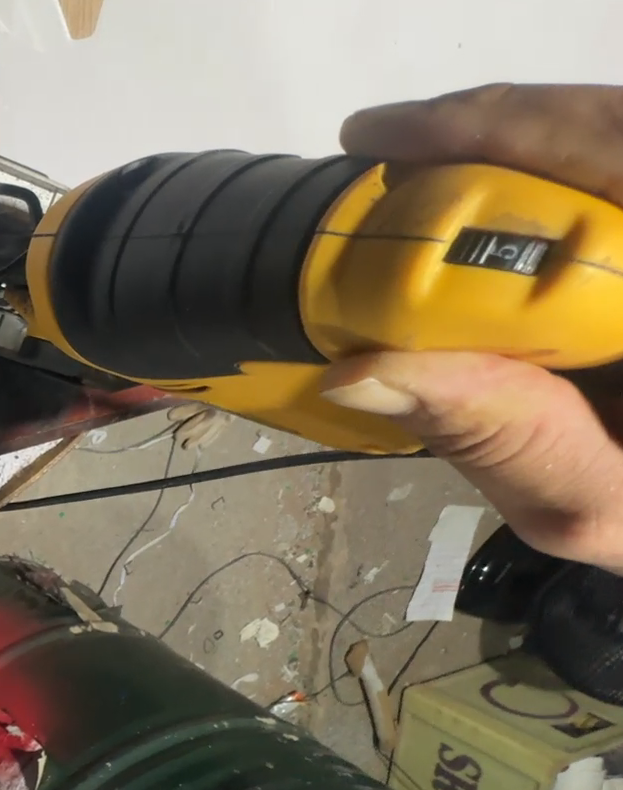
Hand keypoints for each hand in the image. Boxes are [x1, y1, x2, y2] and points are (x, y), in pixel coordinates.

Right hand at [323, 85, 622, 572]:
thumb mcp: (599, 502)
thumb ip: (503, 439)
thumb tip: (354, 372)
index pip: (617, 164)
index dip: (503, 134)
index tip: (378, 142)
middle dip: (504, 125)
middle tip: (382, 142)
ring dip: (531, 142)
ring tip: (424, 163)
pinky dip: (569, 171)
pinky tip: (497, 198)